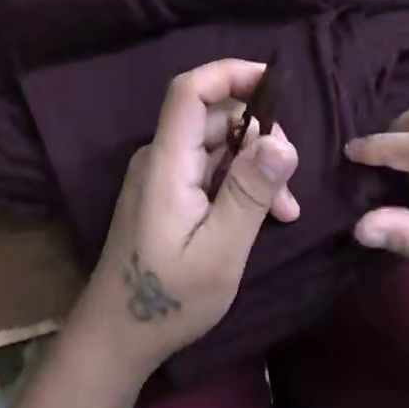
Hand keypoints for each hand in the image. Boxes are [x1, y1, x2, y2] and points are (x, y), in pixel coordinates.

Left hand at [70, 60, 300, 381]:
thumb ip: (249, 193)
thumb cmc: (170, 297)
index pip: (190, 91)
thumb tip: (282, 143)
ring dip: (254, 166)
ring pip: (215, 145)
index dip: (229, 72)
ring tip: (285, 210)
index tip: (276, 81)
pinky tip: (264, 215)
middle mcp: (160, 157)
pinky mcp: (166, 194)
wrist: (118, 334)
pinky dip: (238, 183)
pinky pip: (207, 169)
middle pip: (213, 118)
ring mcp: (161, 175)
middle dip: (260, 137)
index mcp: (167, 161)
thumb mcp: (221, 250)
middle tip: (290, 180)